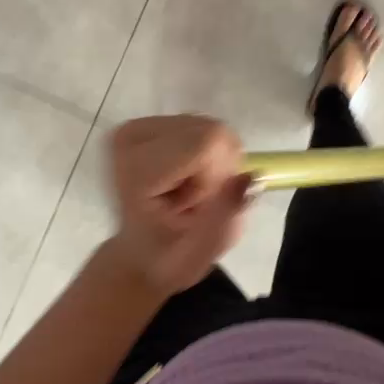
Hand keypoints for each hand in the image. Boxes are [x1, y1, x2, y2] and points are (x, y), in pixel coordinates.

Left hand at [98, 115, 250, 297]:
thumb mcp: (201, 252)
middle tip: (195, 202)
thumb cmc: (168, 260)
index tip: (197, 206)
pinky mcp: (149, 124)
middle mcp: (132, 137)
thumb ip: (225, 215)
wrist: (138, 256)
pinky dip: (206, 156)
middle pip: (211, 131)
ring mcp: (138, 126)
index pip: (205, 142)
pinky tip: (186, 179)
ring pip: (210, 128)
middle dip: (216, 168)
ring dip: (212, 163)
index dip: (218, 175)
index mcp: (137, 169)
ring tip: (189, 194)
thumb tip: (251, 176)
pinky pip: (203, 128)